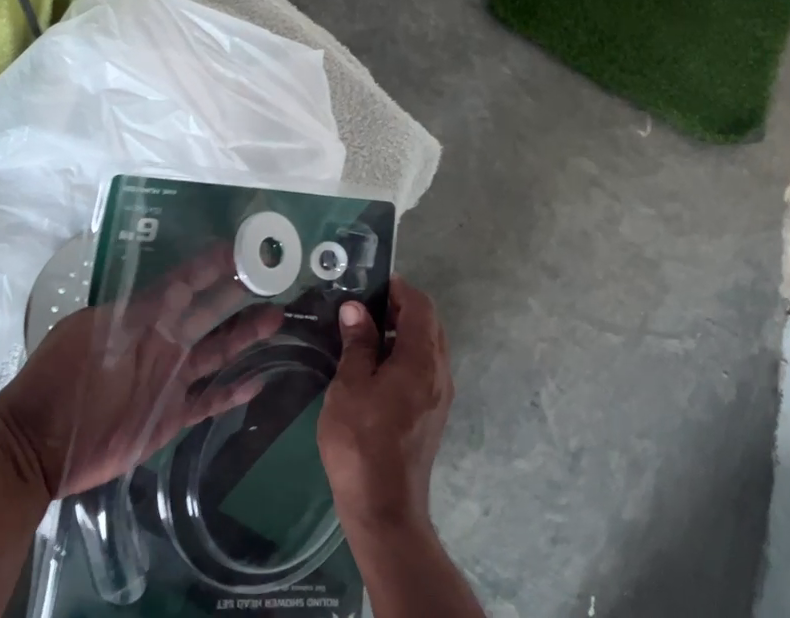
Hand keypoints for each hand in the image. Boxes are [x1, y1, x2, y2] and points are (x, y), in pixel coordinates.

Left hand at [0, 245, 282, 497]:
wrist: (37, 444)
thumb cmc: (60, 382)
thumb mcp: (95, 336)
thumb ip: (135, 315)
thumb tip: (172, 290)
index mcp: (140, 318)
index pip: (183, 283)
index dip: (211, 266)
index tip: (241, 249)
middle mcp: (161, 343)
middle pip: (208, 312)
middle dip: (238, 293)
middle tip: (273, 275)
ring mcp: (169, 380)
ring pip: (217, 352)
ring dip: (246, 336)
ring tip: (278, 316)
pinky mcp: (171, 417)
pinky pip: (209, 400)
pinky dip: (233, 392)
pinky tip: (259, 380)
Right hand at [317, 276, 453, 533]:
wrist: (384, 506)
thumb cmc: (360, 441)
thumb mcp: (349, 386)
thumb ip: (357, 344)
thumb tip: (356, 309)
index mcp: (421, 361)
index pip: (420, 307)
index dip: (398, 289)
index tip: (370, 283)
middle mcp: (440, 373)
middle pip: (429, 325)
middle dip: (401, 309)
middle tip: (363, 307)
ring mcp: (439, 397)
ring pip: (428, 348)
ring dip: (402, 333)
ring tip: (363, 334)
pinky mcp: (432, 415)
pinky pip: (424, 370)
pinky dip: (404, 356)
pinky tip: (375, 367)